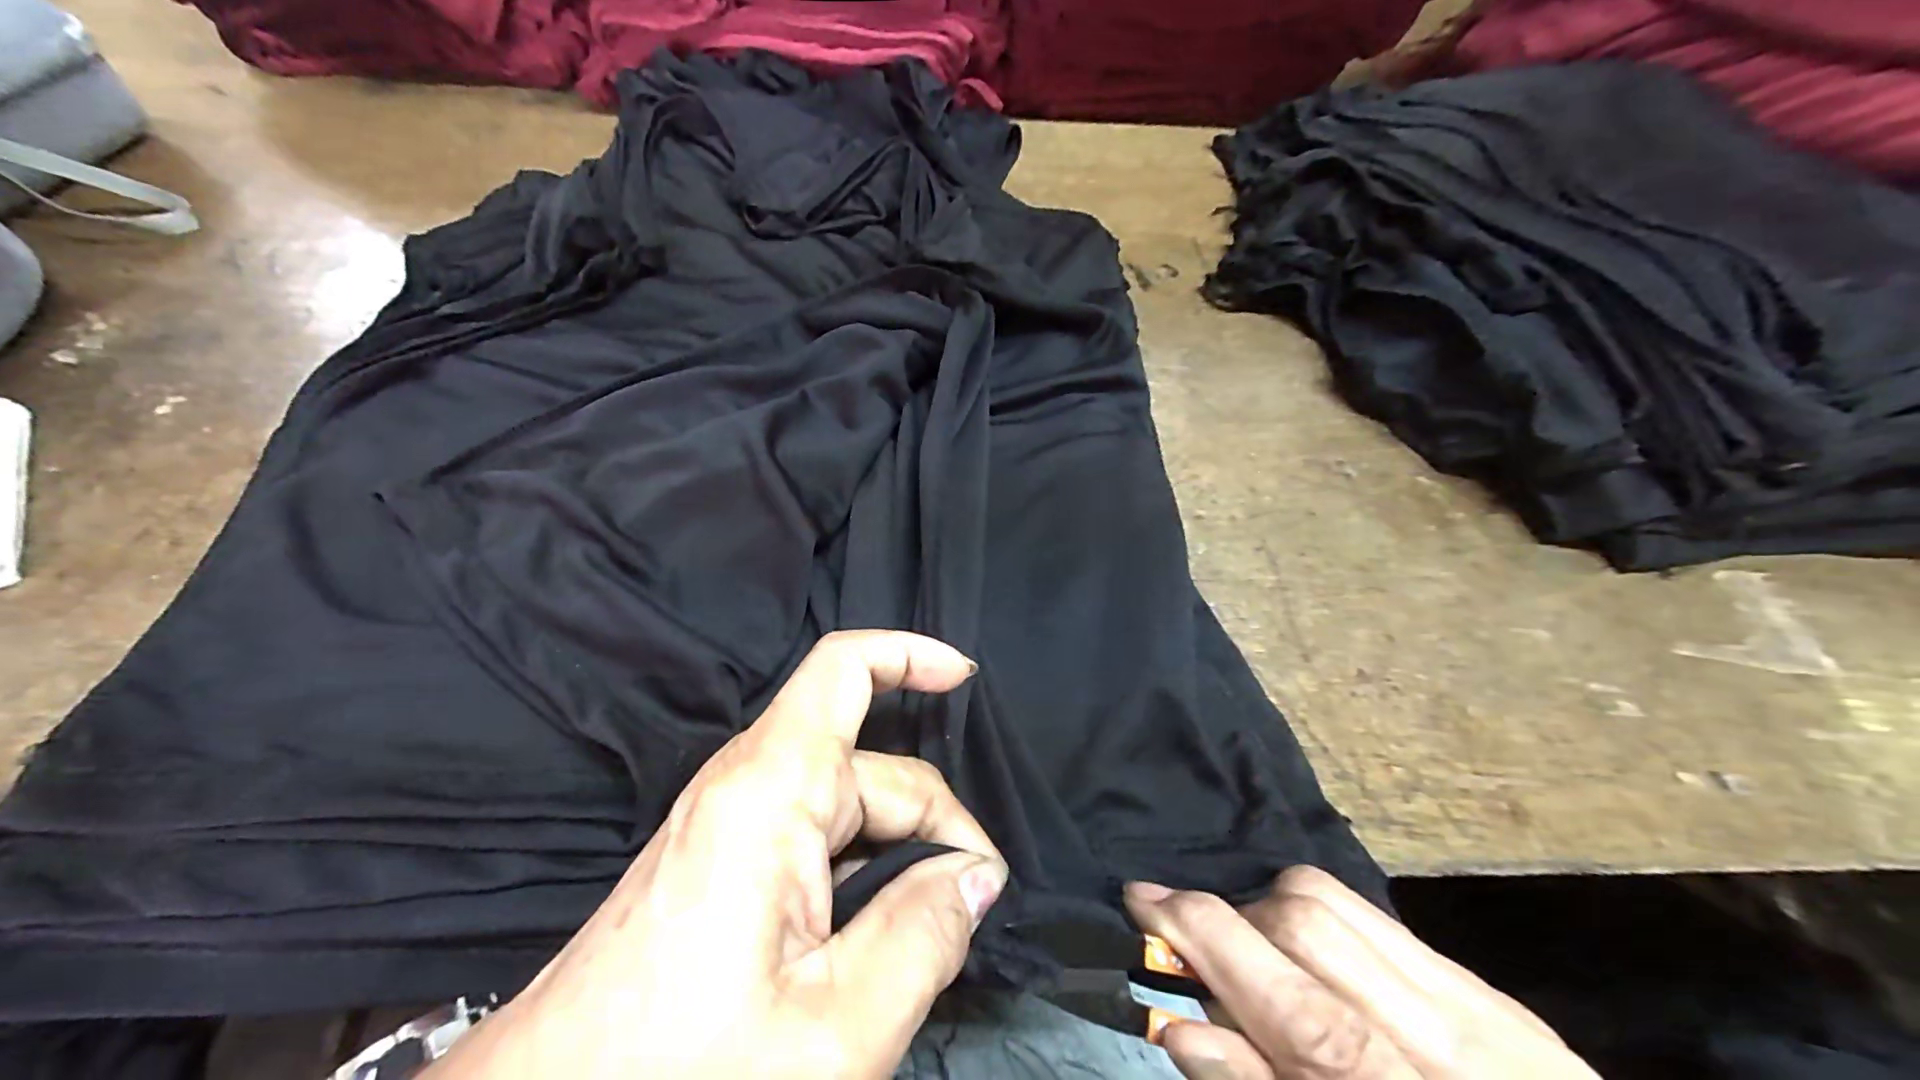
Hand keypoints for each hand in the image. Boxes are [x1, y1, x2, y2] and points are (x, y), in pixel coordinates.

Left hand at [422, 630, 1008, 1079]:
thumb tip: (977, 876)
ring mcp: (728, 826)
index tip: (964, 677)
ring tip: (927, 940)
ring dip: (900, 858)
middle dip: (934, 824)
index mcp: (769, 791)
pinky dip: (862, 876)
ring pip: (846, 812)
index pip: (843, 671)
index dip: (909, 655)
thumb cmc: (679, 1078)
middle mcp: (746, 788)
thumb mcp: (833, 1029)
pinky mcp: (720, 864)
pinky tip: (873, 944)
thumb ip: (924, 937)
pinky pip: (813, 844)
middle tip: (970, 910)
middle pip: (869, 766)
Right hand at [1125, 868, 1597, 1079]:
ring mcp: (1486, 1013)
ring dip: (1268, 911)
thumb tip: (1179, 1029)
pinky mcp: (1489, 993)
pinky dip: (1315, 919)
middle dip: (1232, 920)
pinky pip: (1373, 915)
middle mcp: (1461, 1053)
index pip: (1299, 1011)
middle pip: (1308, 921)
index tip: (1141, 902)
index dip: (1207, 943)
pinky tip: (1310, 960)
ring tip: (1258, 957)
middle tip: (1204, 954)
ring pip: (1336, 899)